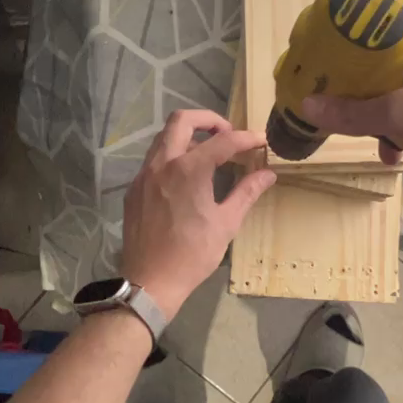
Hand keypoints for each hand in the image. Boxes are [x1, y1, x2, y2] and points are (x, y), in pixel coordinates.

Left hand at [119, 110, 275, 317]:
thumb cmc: (193, 254)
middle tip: (228, 135)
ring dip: (188, 136)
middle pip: (182, 120)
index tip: (261, 141)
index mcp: (188, 170)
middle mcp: (162, 164)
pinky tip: (186, 178)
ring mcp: (144, 175)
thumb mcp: (226, 223)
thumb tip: (268, 174)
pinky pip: (154, 160)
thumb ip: (247, 192)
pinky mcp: (134, 189)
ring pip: (164, 137)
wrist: (150, 281)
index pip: (223, 141)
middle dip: (209, 121)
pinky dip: (173, 156)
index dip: (246, 138)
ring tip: (209, 153)